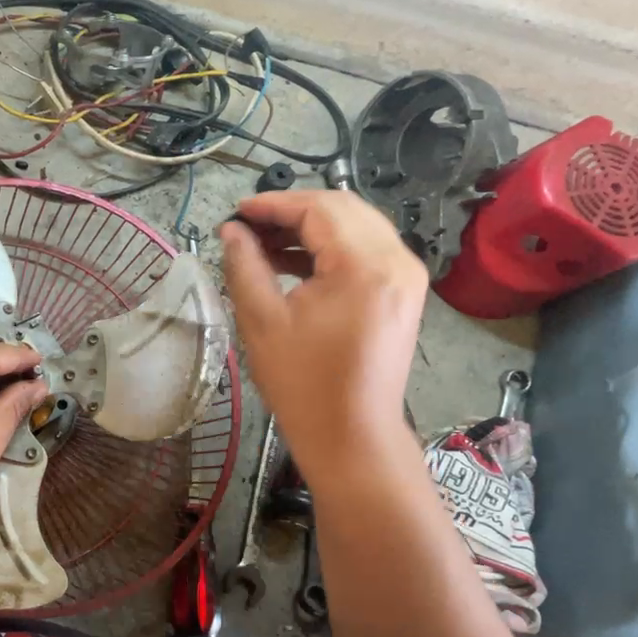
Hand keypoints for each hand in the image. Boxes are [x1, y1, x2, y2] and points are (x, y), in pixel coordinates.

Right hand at [220, 190, 426, 475]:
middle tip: (247, 227)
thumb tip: (232, 231)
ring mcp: (405, 276)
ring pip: (357, 226)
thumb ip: (245, 266)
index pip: (320, 208)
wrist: (350, 432)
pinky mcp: (402, 292)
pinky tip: (292, 262)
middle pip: (343, 209)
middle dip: (292, 211)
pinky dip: (329, 247)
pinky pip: (366, 250)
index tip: (236, 211)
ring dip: (310, 228)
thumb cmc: (302, 382)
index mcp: (364, 265)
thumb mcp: (262, 321)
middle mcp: (396, 260)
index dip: (274, 204)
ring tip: (263, 245)